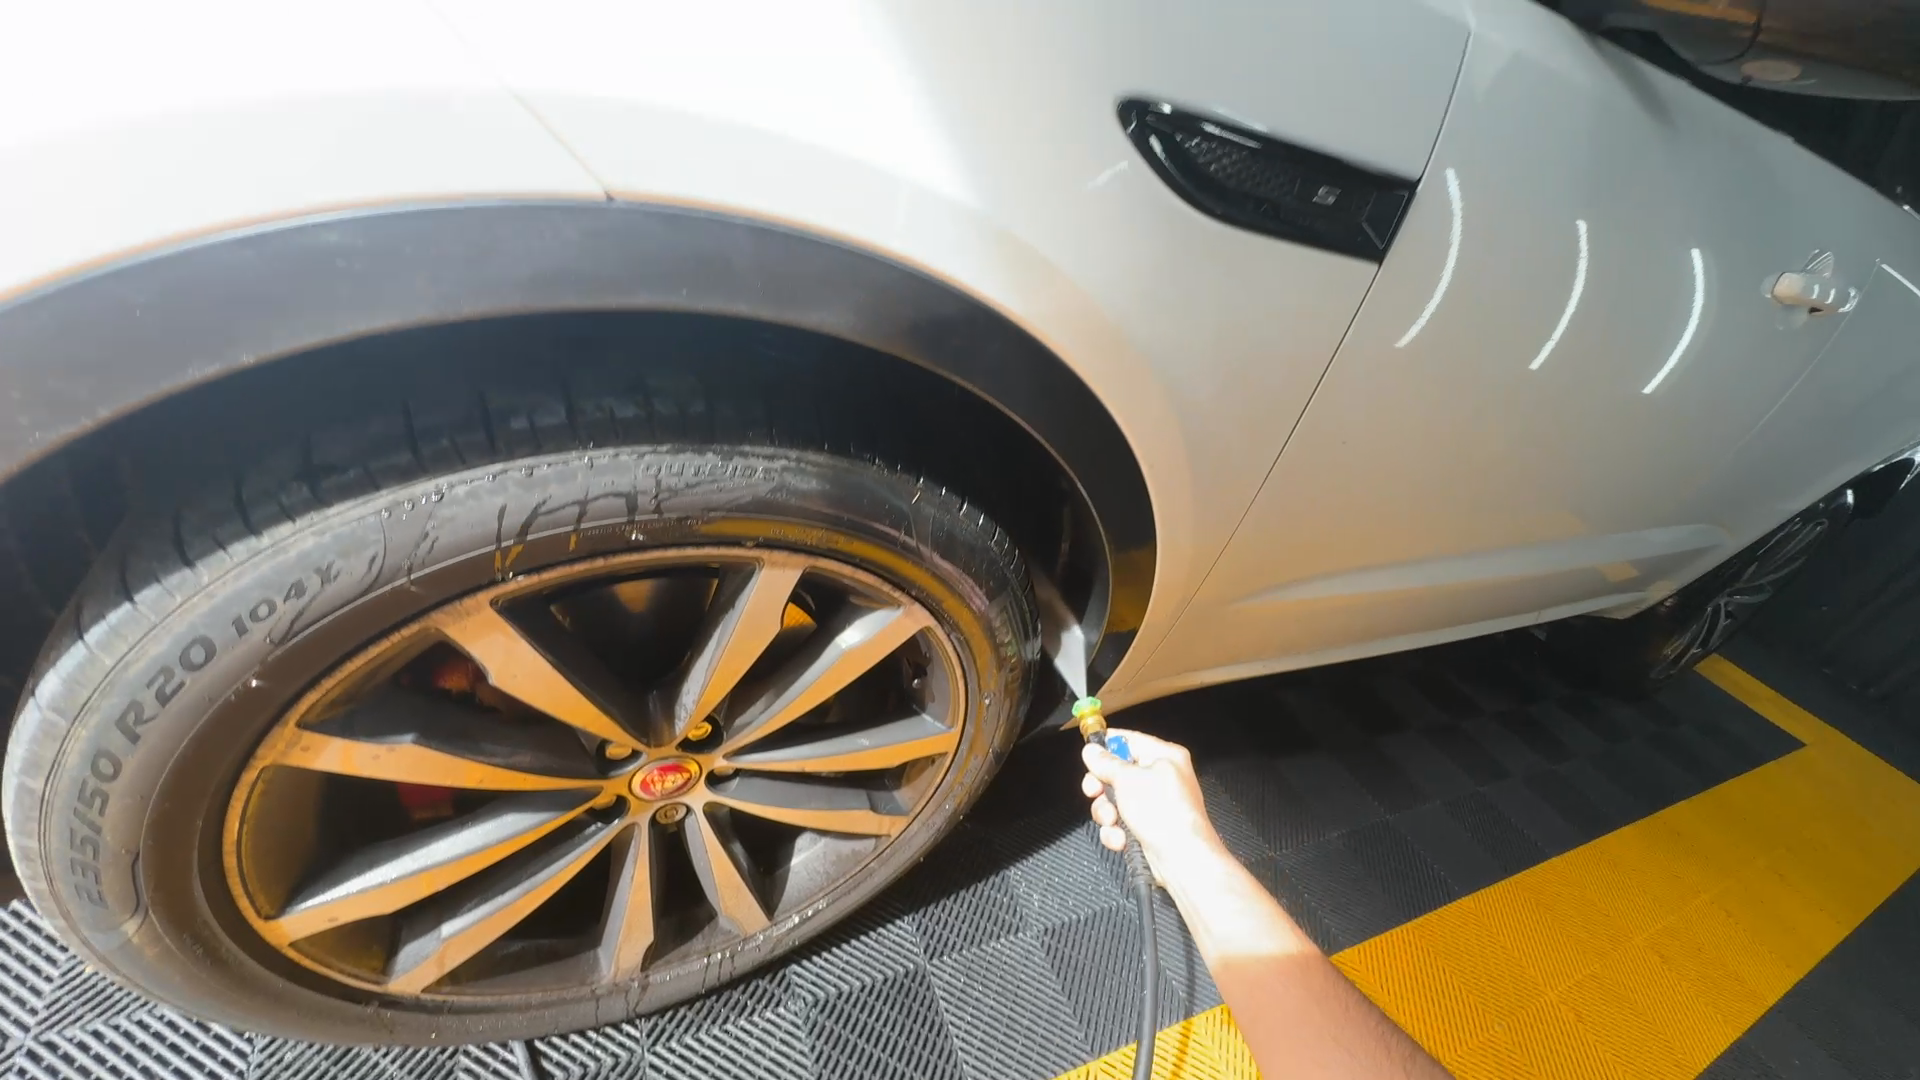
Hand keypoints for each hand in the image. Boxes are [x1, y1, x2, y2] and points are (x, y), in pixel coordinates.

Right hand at [1081, 730, 1221, 875]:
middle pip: (1117, 771)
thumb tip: (1091, 749)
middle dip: (1101, 786)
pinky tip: (1120, 839)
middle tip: (1093, 791)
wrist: (1182, 860)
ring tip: (1111, 821)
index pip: (1129, 740)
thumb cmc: (1162, 812)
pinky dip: (1116, 831)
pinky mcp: (1148, 828)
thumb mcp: (1128, 780)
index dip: (1107, 745)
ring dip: (1106, 812)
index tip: (1088, 754)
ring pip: (1115, 799)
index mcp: (1164, 757)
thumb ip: (1105, 762)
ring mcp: (1155, 804)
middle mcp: (1161, 777)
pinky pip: (1122, 821)